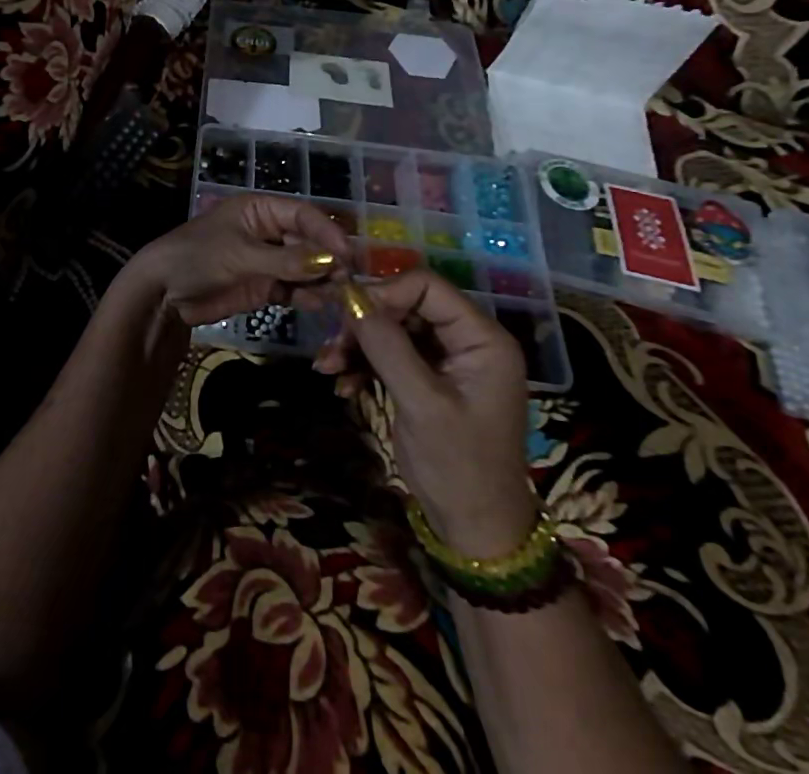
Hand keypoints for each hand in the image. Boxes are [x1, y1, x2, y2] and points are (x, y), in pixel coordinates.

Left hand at [126, 194, 351, 326]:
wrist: (161, 292)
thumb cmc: (196, 258)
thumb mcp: (239, 255)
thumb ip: (284, 260)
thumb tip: (329, 262)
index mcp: (259, 210)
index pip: (303, 214)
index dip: (326, 231)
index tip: (346, 253)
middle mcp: (267, 232)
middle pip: (309, 242)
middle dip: (328, 258)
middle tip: (349, 278)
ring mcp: (266, 261)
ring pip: (304, 267)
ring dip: (321, 279)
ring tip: (338, 294)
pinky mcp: (262, 287)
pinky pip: (292, 289)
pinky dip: (305, 295)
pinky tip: (317, 303)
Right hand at [312, 271, 536, 556]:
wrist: (472, 521)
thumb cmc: (457, 463)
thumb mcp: (421, 402)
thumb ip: (388, 348)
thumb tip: (352, 300)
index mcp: (481, 339)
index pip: (427, 288)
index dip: (384, 294)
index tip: (345, 318)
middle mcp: (465, 342)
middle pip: (404, 307)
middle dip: (364, 325)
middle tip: (330, 350)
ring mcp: (445, 361)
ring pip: (391, 331)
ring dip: (356, 346)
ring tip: (327, 370)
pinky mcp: (426, 379)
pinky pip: (388, 355)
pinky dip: (362, 366)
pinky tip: (342, 386)